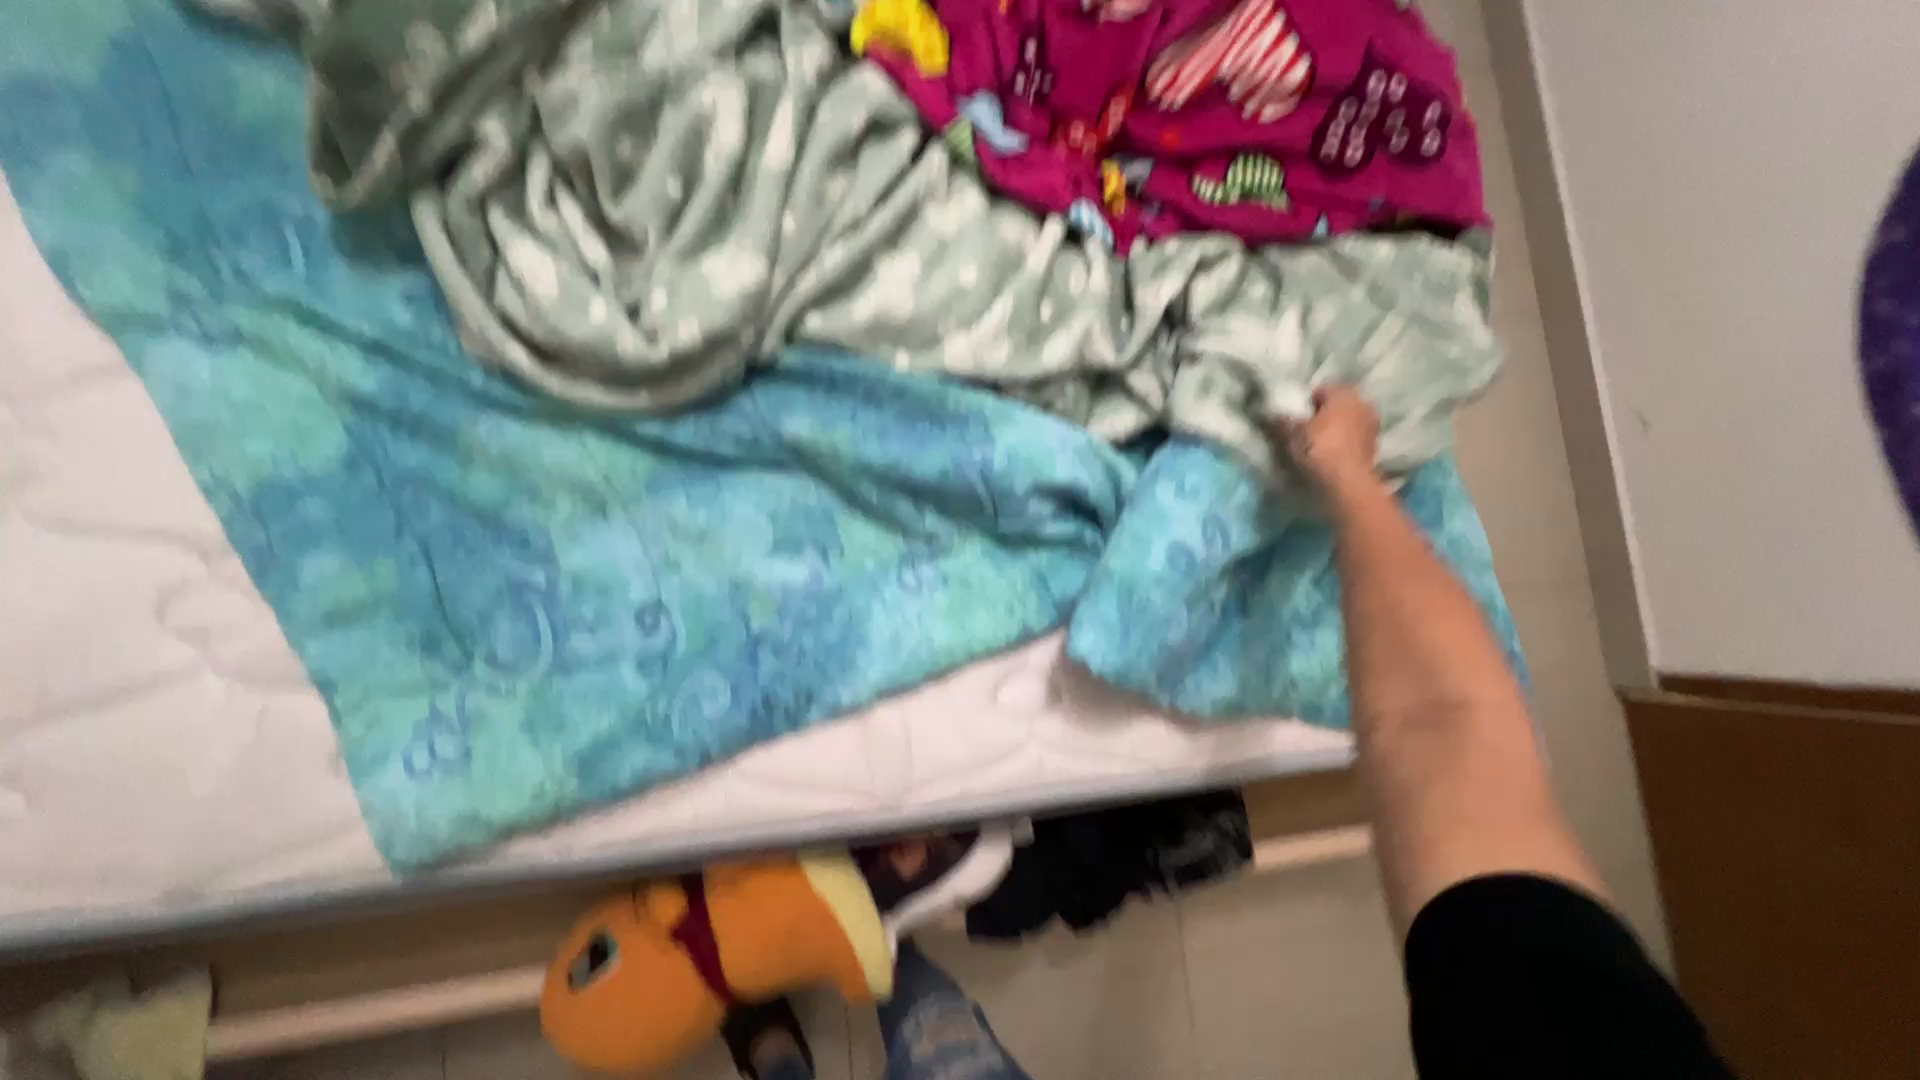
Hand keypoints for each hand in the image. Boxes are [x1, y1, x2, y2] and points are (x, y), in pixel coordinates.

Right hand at [1277, 386, 1379, 493]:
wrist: (1346, 482)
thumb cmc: (1318, 449)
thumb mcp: (1292, 434)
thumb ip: (1281, 421)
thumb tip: (1268, 413)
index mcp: (1343, 393)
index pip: (1319, 390)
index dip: (1304, 403)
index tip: (1293, 418)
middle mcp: (1362, 403)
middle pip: (1336, 405)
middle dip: (1322, 415)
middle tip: (1303, 431)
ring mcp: (1372, 425)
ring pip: (1346, 422)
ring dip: (1334, 430)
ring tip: (1315, 445)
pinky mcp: (1374, 446)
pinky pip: (1353, 438)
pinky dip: (1343, 444)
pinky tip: (1329, 456)